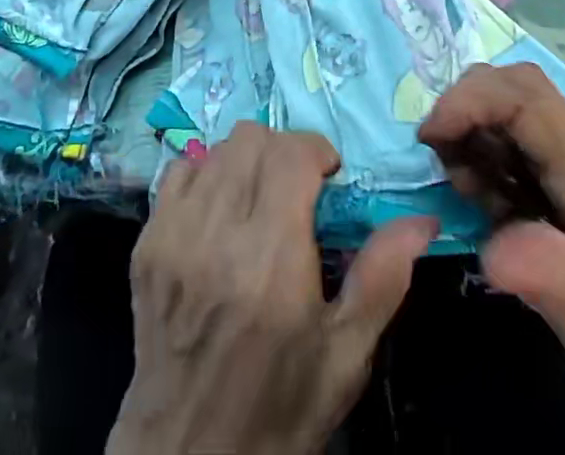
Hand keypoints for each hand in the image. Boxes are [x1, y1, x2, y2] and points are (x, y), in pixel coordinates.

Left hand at [109, 123, 435, 454]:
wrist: (191, 444)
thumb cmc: (281, 403)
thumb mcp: (346, 353)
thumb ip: (382, 276)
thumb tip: (420, 220)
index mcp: (272, 259)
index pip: (288, 155)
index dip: (316, 150)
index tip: (330, 175)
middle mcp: (216, 233)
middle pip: (249, 140)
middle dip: (283, 150)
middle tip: (299, 186)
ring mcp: (172, 233)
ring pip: (212, 150)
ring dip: (245, 160)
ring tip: (260, 197)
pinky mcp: (145, 241)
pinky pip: (175, 173)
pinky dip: (204, 174)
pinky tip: (219, 208)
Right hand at [418, 64, 564, 454]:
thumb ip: (564, 294)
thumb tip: (495, 242)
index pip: (525, 98)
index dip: (465, 101)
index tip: (429, 141)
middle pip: (515, 86)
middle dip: (463, 114)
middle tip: (451, 178)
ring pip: (515, 109)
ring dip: (475, 139)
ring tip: (476, 204)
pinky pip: (528, 140)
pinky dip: (492, 158)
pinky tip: (500, 210)